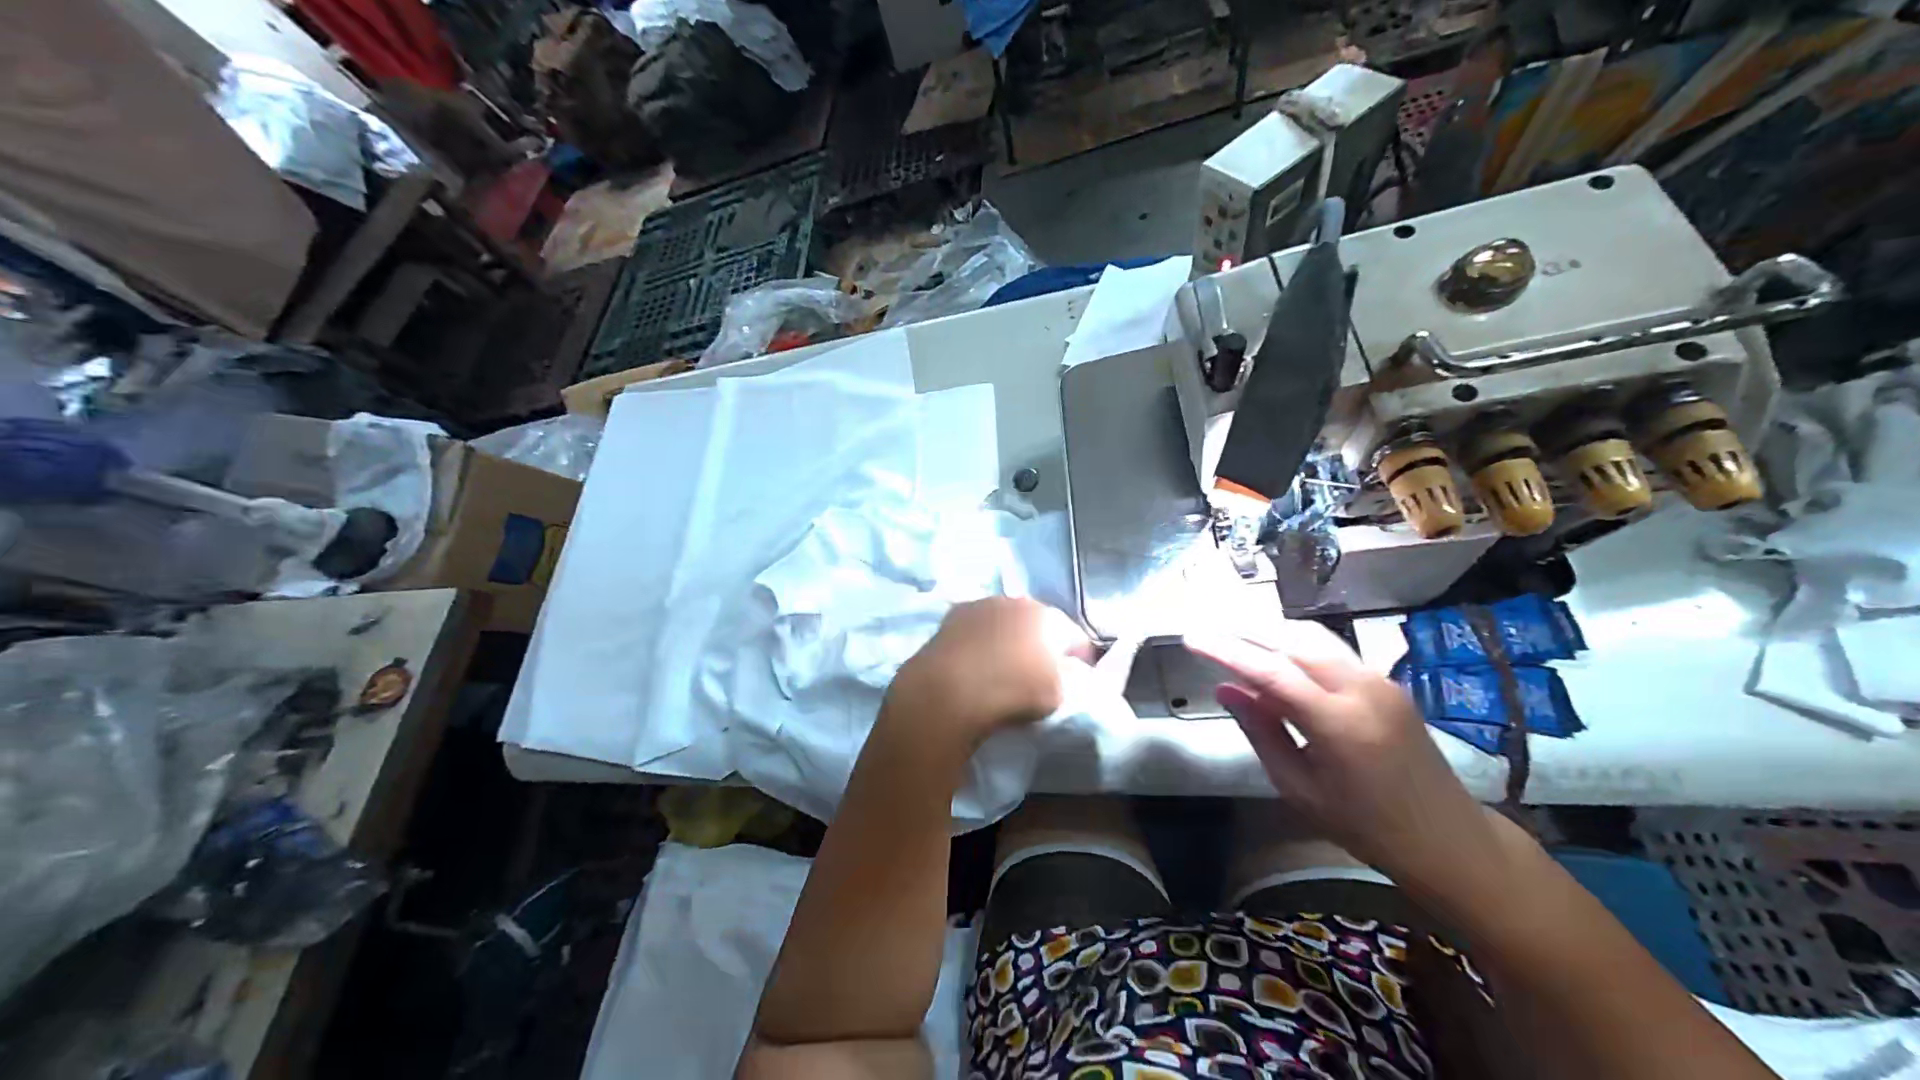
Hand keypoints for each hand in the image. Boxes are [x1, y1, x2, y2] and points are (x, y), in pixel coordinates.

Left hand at [886, 597, 1085, 744]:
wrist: (949, 689)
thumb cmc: (1012, 692)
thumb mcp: (1057, 695)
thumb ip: (1068, 677)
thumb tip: (1065, 669)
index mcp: (1050, 617)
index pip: (1075, 636)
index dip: (1079, 658)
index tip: (1075, 677)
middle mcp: (1018, 601)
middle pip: (1039, 623)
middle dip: (1042, 643)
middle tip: (1037, 672)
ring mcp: (983, 604)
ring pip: (1005, 621)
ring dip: (1008, 638)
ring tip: (1001, 667)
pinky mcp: (953, 614)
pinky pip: (977, 627)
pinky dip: (980, 640)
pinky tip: (975, 662)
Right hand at [1185, 622, 1505, 902]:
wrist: (1448, 839)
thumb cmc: (1366, 825)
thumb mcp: (1299, 788)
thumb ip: (1261, 731)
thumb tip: (1226, 689)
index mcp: (1338, 722)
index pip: (1271, 670)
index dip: (1226, 651)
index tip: (1192, 639)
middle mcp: (1362, 688)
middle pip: (1293, 640)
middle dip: (1246, 631)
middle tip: (1208, 630)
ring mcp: (1380, 681)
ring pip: (1315, 637)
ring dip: (1272, 632)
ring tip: (1234, 634)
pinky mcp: (1389, 682)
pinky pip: (1333, 650)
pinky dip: (1298, 644)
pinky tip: (1276, 653)